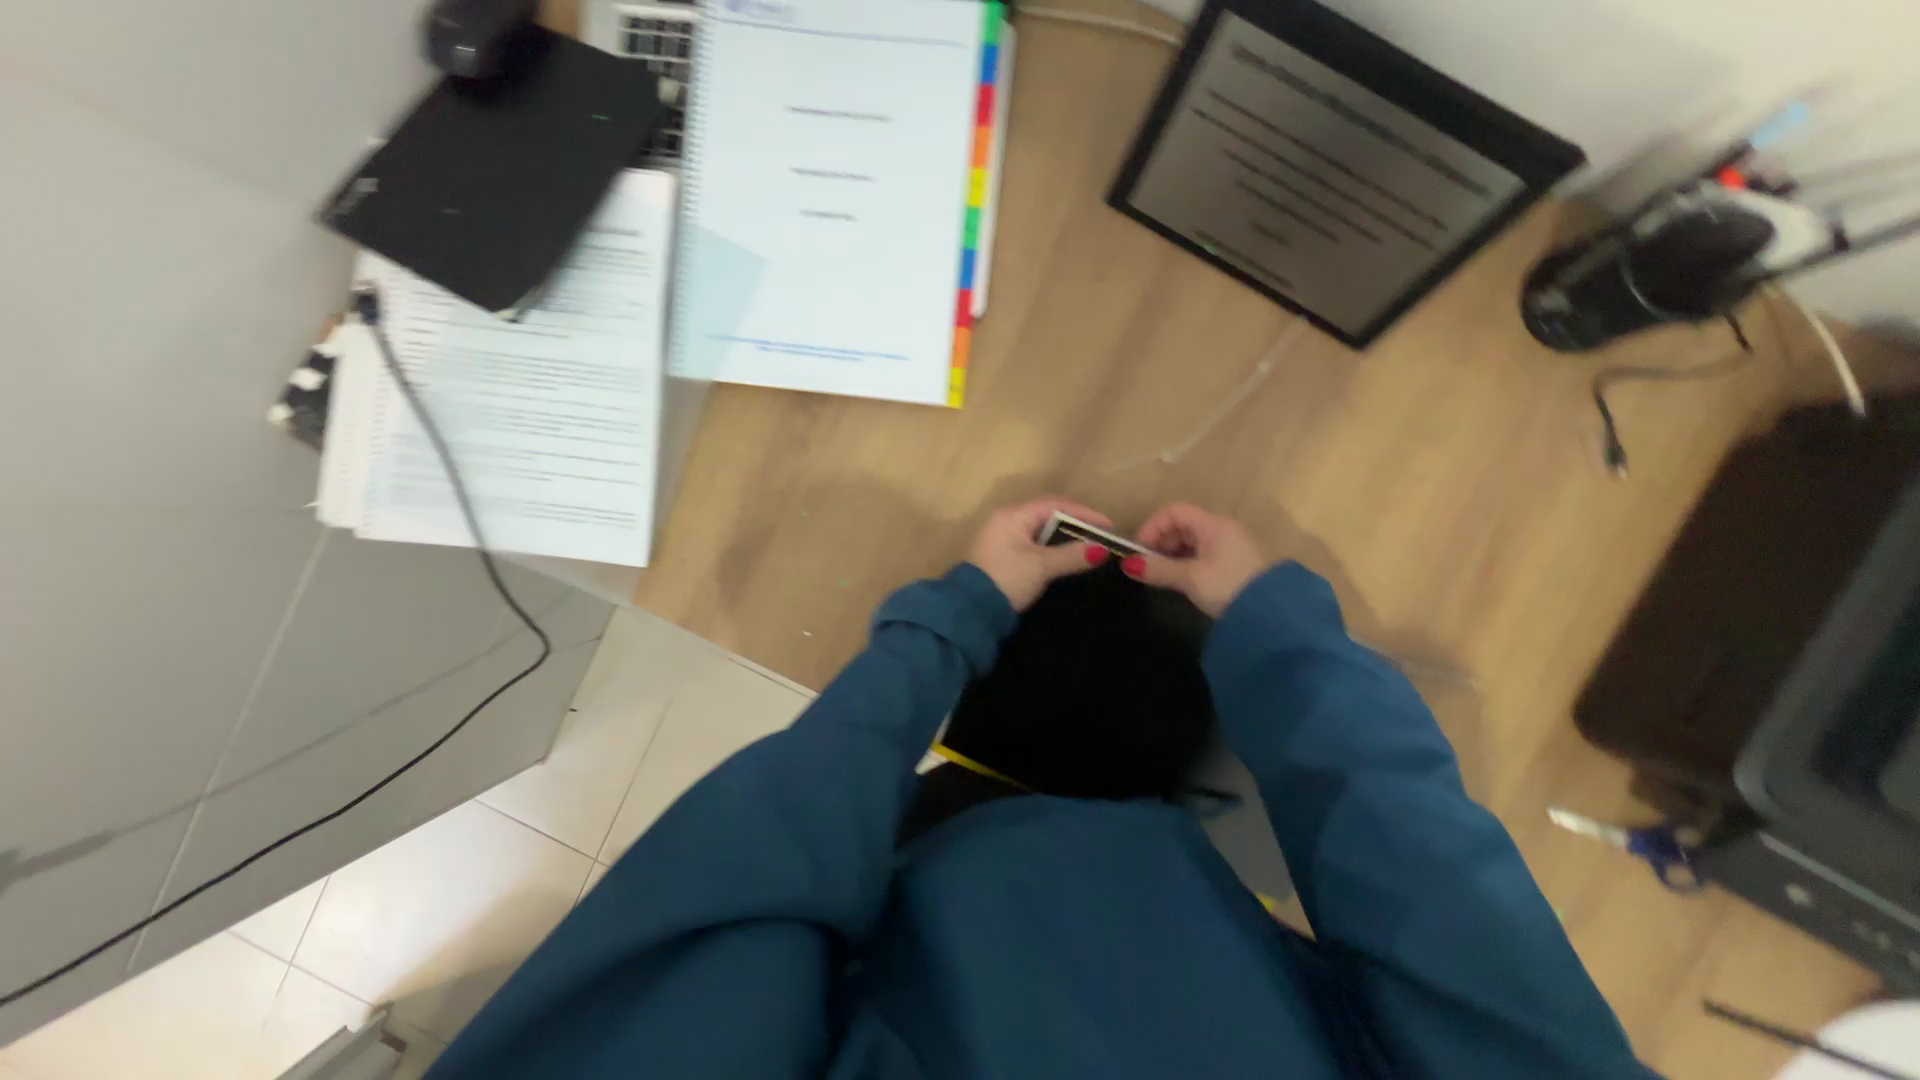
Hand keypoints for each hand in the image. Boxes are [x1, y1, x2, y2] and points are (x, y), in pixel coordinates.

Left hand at [967, 496, 1113, 610]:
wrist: (971, 611)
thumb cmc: (1007, 579)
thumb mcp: (1041, 566)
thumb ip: (1072, 555)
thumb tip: (1102, 550)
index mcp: (1012, 515)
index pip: (1054, 505)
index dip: (1083, 513)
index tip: (1108, 526)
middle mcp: (1005, 521)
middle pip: (1047, 516)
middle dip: (1076, 526)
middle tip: (1101, 537)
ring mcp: (1002, 540)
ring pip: (1040, 533)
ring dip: (1064, 540)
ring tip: (1089, 549)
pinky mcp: (1002, 558)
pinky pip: (1033, 546)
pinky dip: (1052, 551)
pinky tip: (1067, 560)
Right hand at [1124, 502, 1266, 616]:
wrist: (1274, 612)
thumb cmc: (1228, 586)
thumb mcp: (1190, 578)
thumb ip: (1159, 569)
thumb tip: (1128, 565)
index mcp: (1213, 524)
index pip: (1174, 511)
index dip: (1152, 527)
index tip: (1140, 551)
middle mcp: (1223, 528)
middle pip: (1183, 525)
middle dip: (1162, 543)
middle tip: (1150, 567)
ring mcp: (1232, 546)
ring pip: (1193, 541)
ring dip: (1174, 555)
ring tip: (1164, 577)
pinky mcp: (1237, 563)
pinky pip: (1205, 554)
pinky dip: (1189, 563)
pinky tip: (1185, 582)